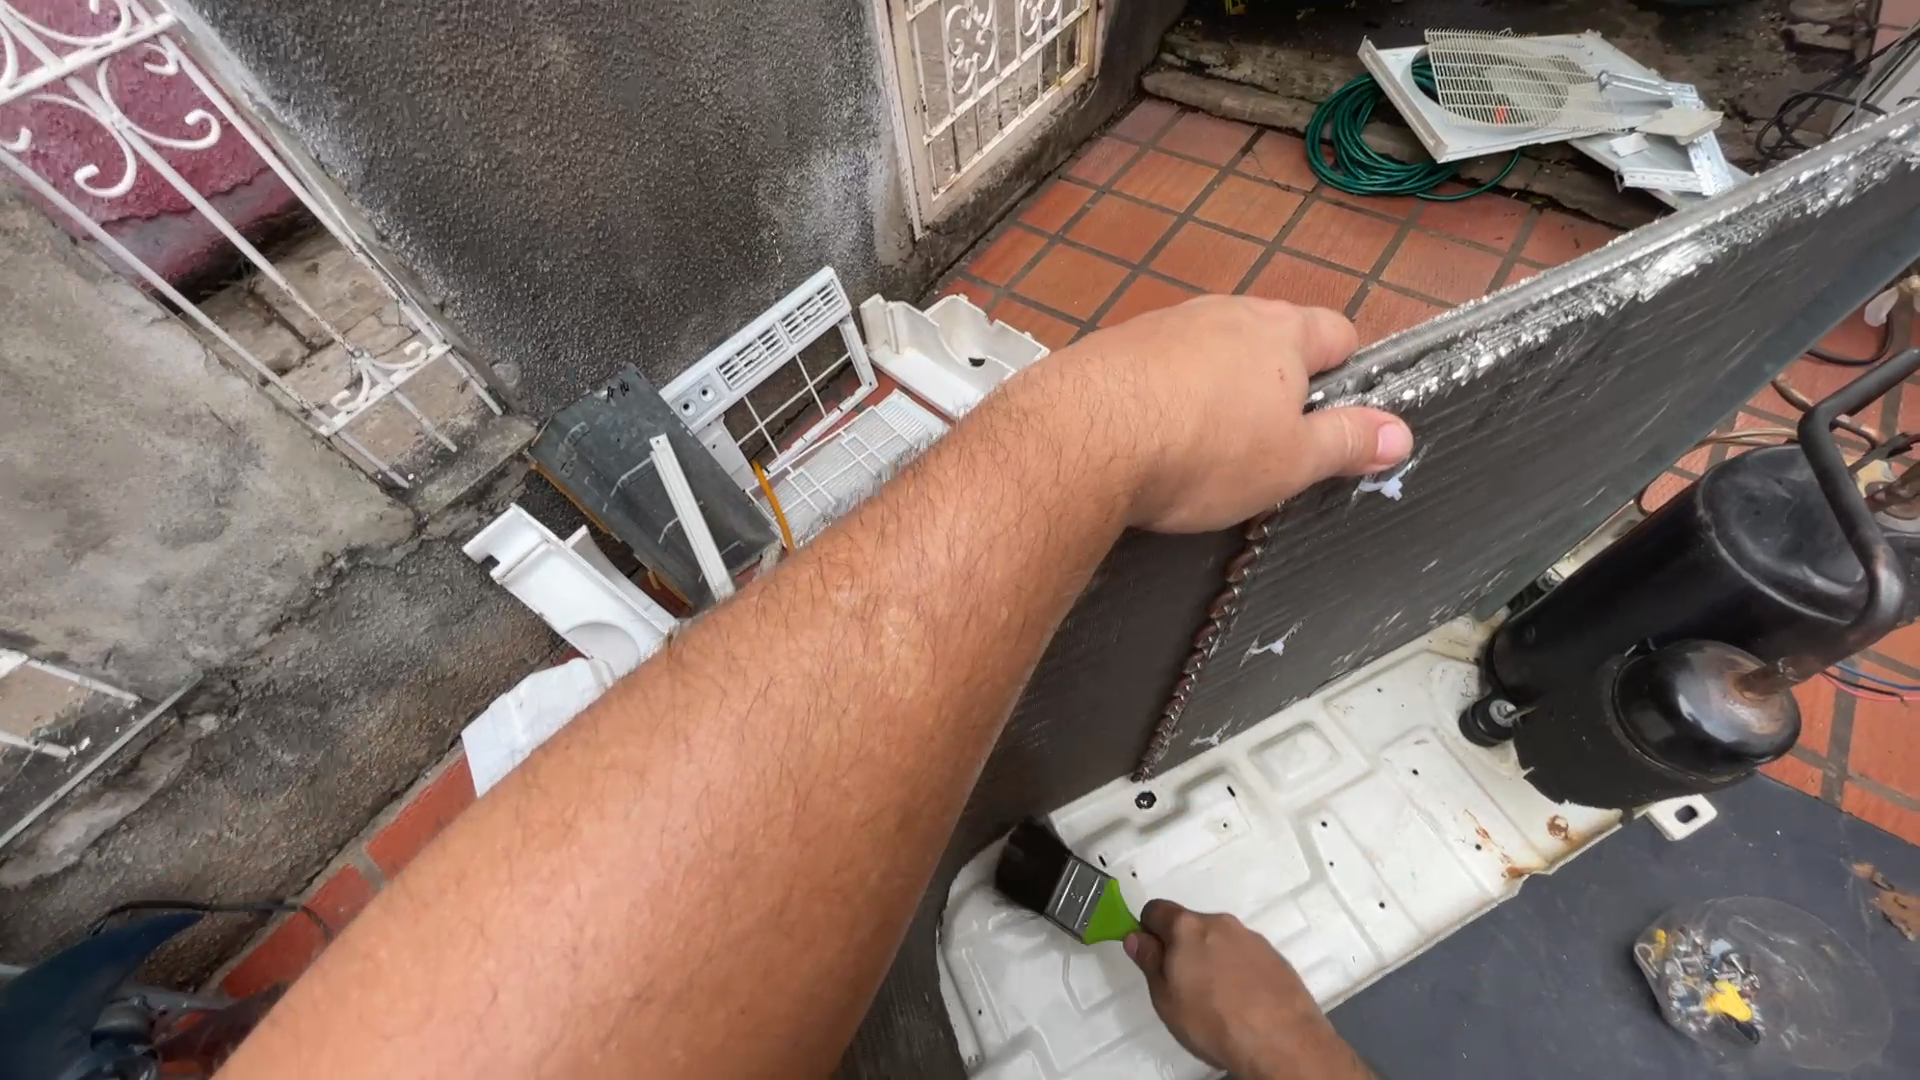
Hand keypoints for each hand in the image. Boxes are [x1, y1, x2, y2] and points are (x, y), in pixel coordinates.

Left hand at [1017, 296, 1411, 532]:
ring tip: (1193, 440)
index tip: (1329, 414)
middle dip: (1270, 380)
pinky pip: (1150, 365)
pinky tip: (1140, 431)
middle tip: (1257, 439)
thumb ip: (1346, 443)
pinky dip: (1156, 391)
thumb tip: (1403, 434)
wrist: (1083, 437)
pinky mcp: (1108, 346)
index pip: (1337, 332)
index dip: (1344, 372)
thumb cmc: (1203, 451)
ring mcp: (1159, 324)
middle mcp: (1220, 313)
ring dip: (1209, 385)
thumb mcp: (1289, 461)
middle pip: (1265, 336)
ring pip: (1204, 349)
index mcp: (1280, 332)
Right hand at [1126, 899, 1373, 1079]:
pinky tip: (1244, 1003)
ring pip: (1219, 940)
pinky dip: (1239, 971)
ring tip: (1218, 999)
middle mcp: (1218, 922)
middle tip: (1184, 985)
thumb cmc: (1214, 1022)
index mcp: (1186, 927)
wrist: (1285, 1044)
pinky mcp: (1275, 957)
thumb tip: (1135, 937)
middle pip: (1190, 925)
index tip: (1152, 957)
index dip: (1148, 930)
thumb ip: (1148, 962)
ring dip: (1213, 959)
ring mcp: (1250, 938)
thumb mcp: (1165, 999)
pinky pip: (1246, 956)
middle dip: (1183, 947)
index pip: (1155, 909)